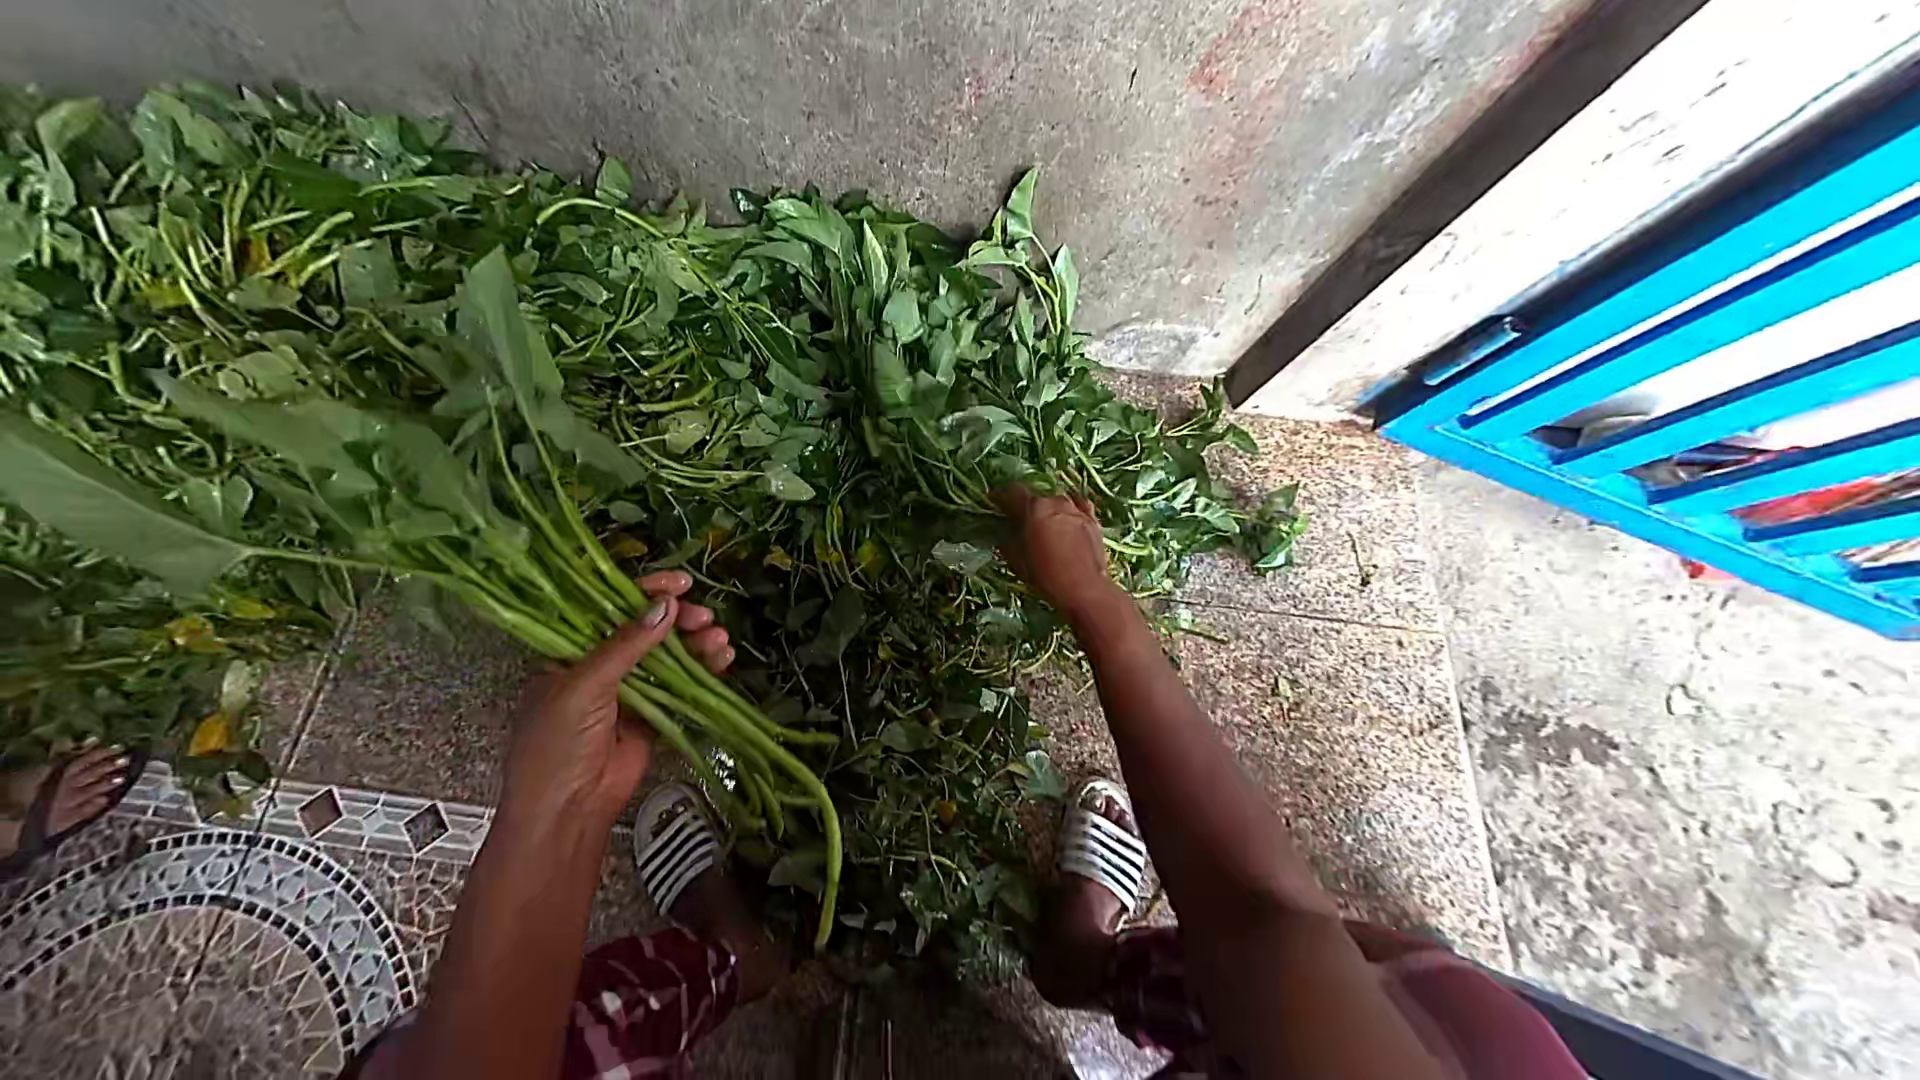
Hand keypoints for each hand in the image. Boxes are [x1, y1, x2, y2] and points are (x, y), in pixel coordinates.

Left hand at [500, 571, 734, 828]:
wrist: (567, 811)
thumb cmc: (555, 746)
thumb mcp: (584, 687)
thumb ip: (626, 646)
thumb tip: (666, 605)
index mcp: (571, 651)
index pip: (611, 608)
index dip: (645, 591)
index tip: (680, 583)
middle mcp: (601, 665)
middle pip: (648, 628)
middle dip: (679, 619)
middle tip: (704, 617)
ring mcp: (629, 689)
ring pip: (670, 654)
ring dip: (697, 643)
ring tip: (719, 640)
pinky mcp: (653, 712)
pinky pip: (683, 683)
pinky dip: (704, 669)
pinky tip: (721, 660)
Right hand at [990, 483, 1120, 624]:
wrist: (1085, 588)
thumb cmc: (1046, 575)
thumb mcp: (1016, 560)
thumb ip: (1007, 539)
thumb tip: (1004, 531)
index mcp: (1034, 508)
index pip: (1012, 491)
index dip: (1001, 495)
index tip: (994, 500)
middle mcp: (1055, 502)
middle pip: (1035, 497)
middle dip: (1025, 506)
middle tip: (1018, 520)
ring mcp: (1076, 509)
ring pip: (1056, 501)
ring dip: (1047, 510)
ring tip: (1042, 525)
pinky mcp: (1092, 519)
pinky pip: (1077, 507)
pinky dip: (1068, 511)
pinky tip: (1066, 518)